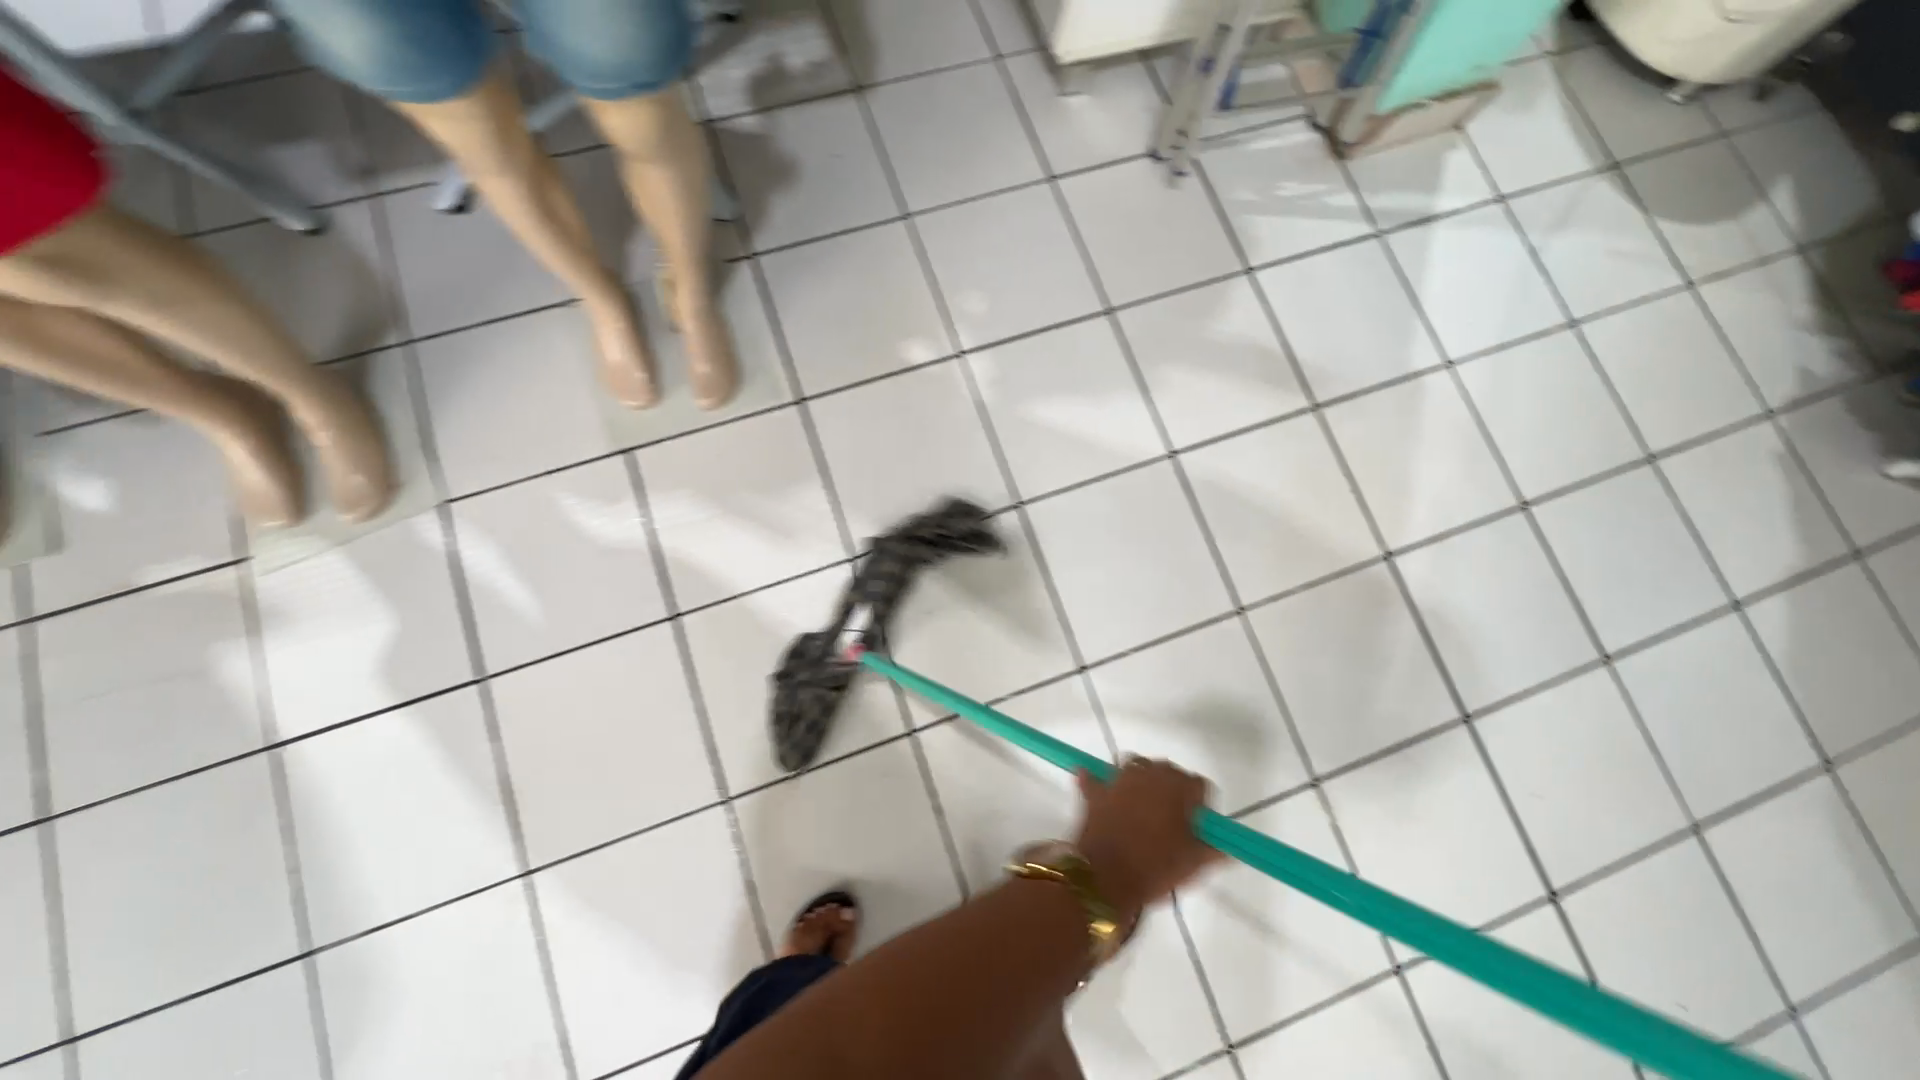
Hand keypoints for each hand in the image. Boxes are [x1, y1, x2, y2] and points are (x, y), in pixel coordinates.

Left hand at [1071, 757, 1221, 914]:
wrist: (1104, 878)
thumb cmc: (1155, 867)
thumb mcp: (1193, 864)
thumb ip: (1212, 850)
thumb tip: (1225, 849)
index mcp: (1176, 786)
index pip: (1198, 785)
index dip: (1200, 805)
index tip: (1199, 826)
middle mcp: (1148, 773)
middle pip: (1167, 771)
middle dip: (1172, 790)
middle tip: (1173, 821)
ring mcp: (1118, 779)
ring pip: (1135, 768)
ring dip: (1141, 781)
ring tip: (1144, 807)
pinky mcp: (1094, 792)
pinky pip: (1095, 779)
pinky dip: (1097, 782)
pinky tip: (1100, 790)